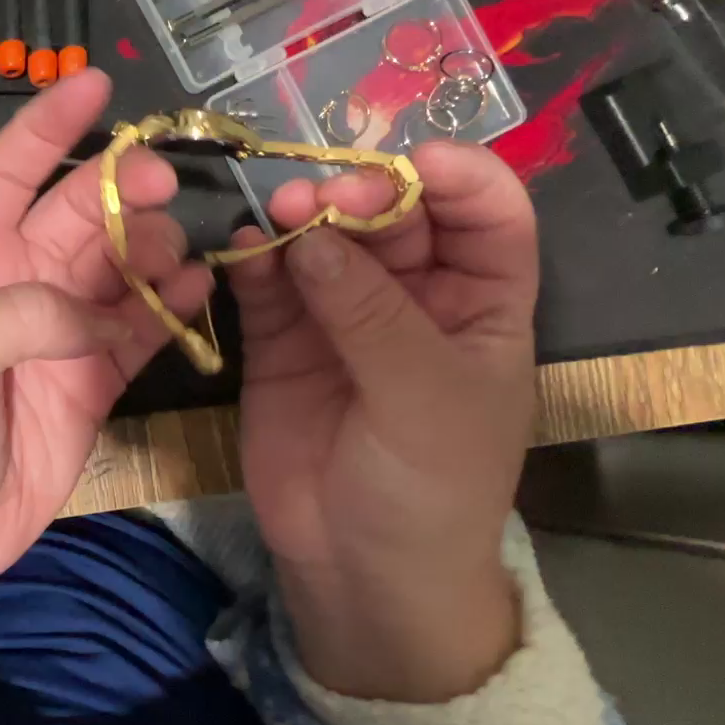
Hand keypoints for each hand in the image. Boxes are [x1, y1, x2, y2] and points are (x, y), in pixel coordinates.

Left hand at [0, 70, 212, 675]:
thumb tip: (91, 313)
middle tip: (167, 181)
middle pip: (77, 215)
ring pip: (120, 265)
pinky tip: (201, 289)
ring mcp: (61, 333)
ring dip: (154, 246)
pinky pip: (143, 327)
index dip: (44, 128)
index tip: (91, 83)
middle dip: (121, 188)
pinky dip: (174, 304)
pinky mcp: (95, 378)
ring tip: (184, 246)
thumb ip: (11, 315)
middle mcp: (17, 287)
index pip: (5, 177)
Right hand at [226, 142, 538, 701]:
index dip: (457, 177)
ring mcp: (336, 320)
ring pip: (322, 246)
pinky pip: (266, 290)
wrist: (356, 565)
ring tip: (275, 214)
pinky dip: (252, 266)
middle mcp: (409, 299)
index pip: (483, 216)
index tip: (410, 160)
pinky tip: (240, 249)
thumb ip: (371, 315)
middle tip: (317, 197)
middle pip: (390, 220)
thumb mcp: (425, 398)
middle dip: (360, 197)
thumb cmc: (430, 486)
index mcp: (480, 304)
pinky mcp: (277, 345)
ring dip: (300, 223)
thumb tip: (313, 237)